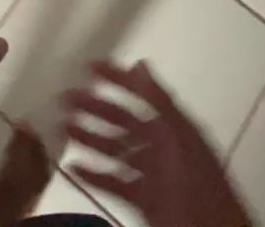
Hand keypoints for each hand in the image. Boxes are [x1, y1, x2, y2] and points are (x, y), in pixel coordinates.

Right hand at [61, 60, 253, 226]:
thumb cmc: (201, 185)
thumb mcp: (181, 138)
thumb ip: (159, 101)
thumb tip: (139, 64)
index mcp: (171, 127)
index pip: (139, 94)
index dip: (115, 78)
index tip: (88, 66)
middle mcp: (160, 146)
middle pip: (122, 122)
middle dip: (94, 108)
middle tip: (65, 98)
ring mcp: (151, 174)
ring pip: (114, 150)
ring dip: (89, 138)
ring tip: (63, 127)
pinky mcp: (144, 200)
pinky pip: (114, 183)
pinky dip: (94, 175)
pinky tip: (73, 168)